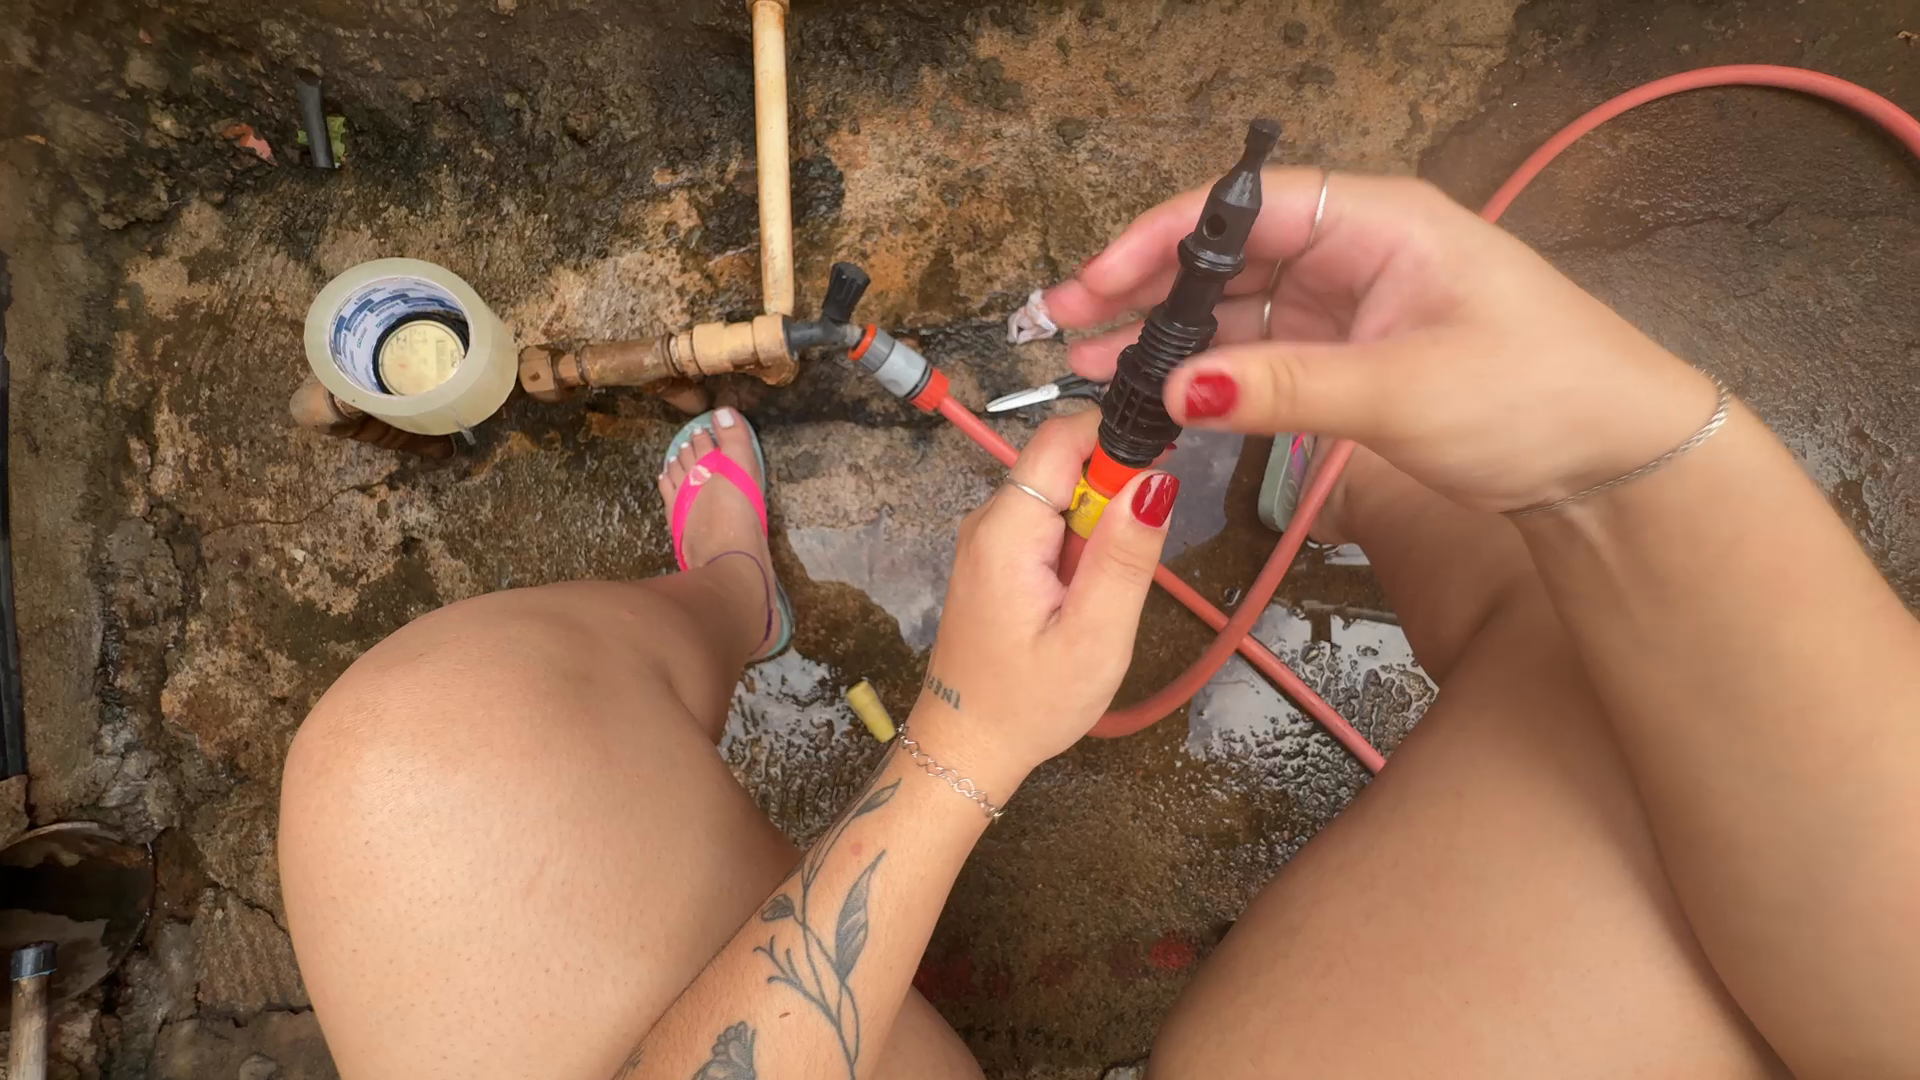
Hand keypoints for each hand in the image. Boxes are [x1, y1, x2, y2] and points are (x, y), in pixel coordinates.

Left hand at [912, 411, 1175, 794]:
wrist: (968, 743)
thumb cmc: (1031, 703)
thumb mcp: (1095, 637)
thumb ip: (1125, 557)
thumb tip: (1155, 479)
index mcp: (1006, 529)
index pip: (1062, 437)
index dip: (1116, 444)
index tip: (1155, 484)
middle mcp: (988, 519)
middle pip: (1061, 463)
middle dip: (1109, 494)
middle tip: (1124, 565)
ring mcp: (986, 538)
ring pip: (1057, 494)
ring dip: (1094, 525)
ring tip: (1100, 589)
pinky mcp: (994, 557)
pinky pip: (1044, 524)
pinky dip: (1074, 544)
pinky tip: (1078, 594)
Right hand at [1044, 169, 1719, 513]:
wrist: (1603, 464)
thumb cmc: (1534, 396)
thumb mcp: (1401, 387)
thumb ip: (1282, 387)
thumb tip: (1175, 391)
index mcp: (1376, 223)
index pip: (1243, 210)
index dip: (1158, 240)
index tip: (1095, 280)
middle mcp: (1348, 254)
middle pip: (1221, 260)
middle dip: (1139, 288)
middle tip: (1066, 318)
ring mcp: (1336, 309)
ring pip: (1227, 312)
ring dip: (1160, 336)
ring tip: (1089, 361)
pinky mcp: (1333, 357)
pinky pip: (1249, 357)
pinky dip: (1200, 374)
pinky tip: (1156, 391)